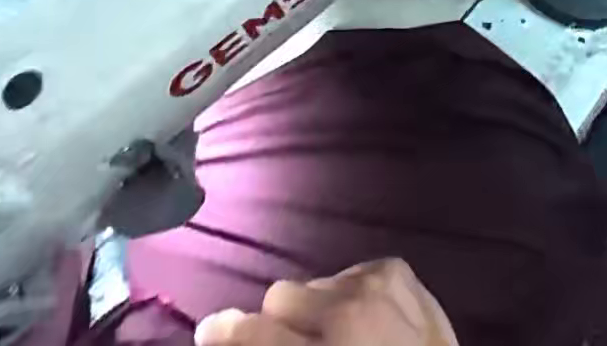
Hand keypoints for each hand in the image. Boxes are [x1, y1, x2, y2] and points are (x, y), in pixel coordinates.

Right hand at [195, 259, 458, 345]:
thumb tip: (244, 340)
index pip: (255, 332)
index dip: (226, 333)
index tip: (210, 331)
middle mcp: (345, 310)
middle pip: (280, 295)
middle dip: (279, 322)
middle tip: (292, 345)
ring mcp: (375, 282)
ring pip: (316, 282)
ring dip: (317, 308)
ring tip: (337, 337)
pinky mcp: (396, 268)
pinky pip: (350, 271)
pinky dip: (350, 294)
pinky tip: (365, 320)